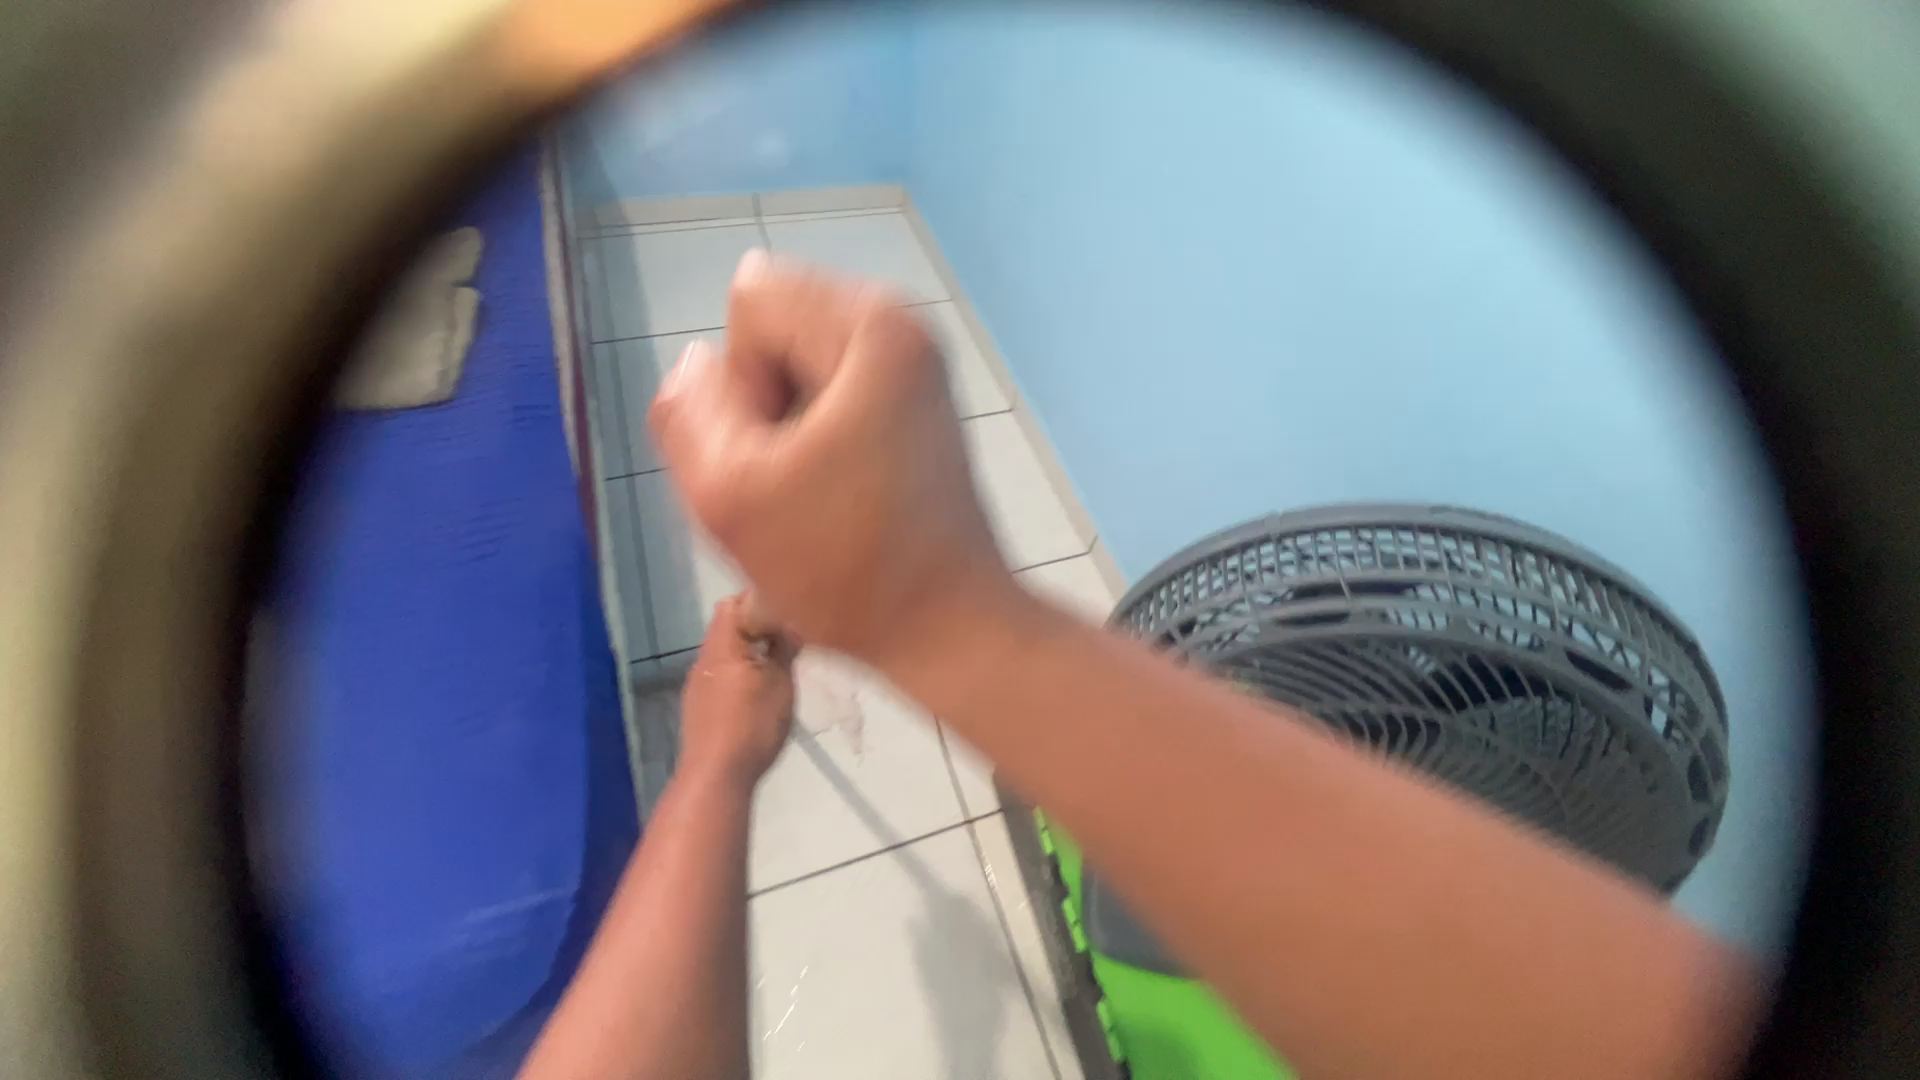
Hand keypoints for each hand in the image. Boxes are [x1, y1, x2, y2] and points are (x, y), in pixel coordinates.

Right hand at [649, 252, 1019, 668]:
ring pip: (797, 367)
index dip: (744, 385)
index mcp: (871, 326)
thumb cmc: (845, 568)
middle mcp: (902, 327)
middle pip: (776, 330)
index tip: (779, 453)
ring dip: (787, 428)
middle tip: (794, 480)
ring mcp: (916, 366)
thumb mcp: (729, 494)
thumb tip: (697, 362)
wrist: (947, 626)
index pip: (751, 305)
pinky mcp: (918, 405)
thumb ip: (688, 411)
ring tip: (816, 492)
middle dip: (764, 403)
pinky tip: (839, 493)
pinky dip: (819, 439)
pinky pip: (832, 397)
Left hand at [678, 593, 797, 787]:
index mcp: (722, 646)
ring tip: (780, 660)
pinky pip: (723, 672)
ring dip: (752, 648)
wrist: (716, 776)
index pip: (735, 603)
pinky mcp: (701, 703)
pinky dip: (743, 669)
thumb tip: (789, 624)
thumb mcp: (780, 683)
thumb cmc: (752, 725)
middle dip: (759, 625)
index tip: (789, 610)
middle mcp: (705, 658)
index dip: (762, 600)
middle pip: (729, 624)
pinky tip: (761, 687)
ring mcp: (699, 682)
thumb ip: (783, 649)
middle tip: (790, 635)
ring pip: (727, 649)